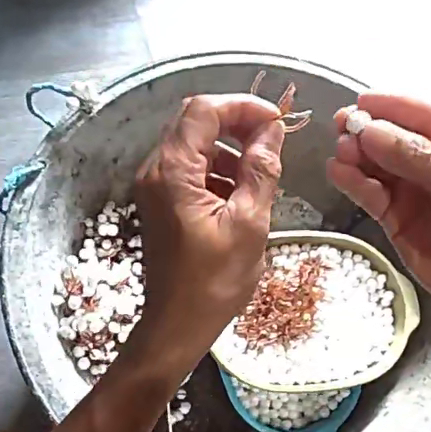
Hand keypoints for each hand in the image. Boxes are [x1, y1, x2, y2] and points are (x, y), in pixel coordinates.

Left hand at [127, 93, 286, 372]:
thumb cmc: (213, 283)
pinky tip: (240, 196)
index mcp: (172, 172)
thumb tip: (272, 132)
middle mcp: (154, 171)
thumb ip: (261, 170)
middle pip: (195, 123)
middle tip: (273, 142)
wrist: (177, 325)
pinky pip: (190, 171)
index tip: (276, 121)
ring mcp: (154, 188)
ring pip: (194, 146)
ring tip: (261, 174)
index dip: (243, 106)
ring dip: (229, 150)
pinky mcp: (160, 203)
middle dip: (237, 124)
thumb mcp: (249, 223)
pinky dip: (217, 172)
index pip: (203, 110)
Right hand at [326, 93, 430, 319]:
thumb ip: (419, 160)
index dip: (395, 106)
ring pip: (378, 166)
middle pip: (396, 139)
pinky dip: (354, 183)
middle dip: (369, 130)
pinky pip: (370, 195)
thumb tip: (374, 132)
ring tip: (340, 150)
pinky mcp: (395, 218)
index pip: (427, 117)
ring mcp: (414, 192)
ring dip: (357, 156)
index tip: (364, 100)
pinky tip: (339, 172)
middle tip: (342, 124)